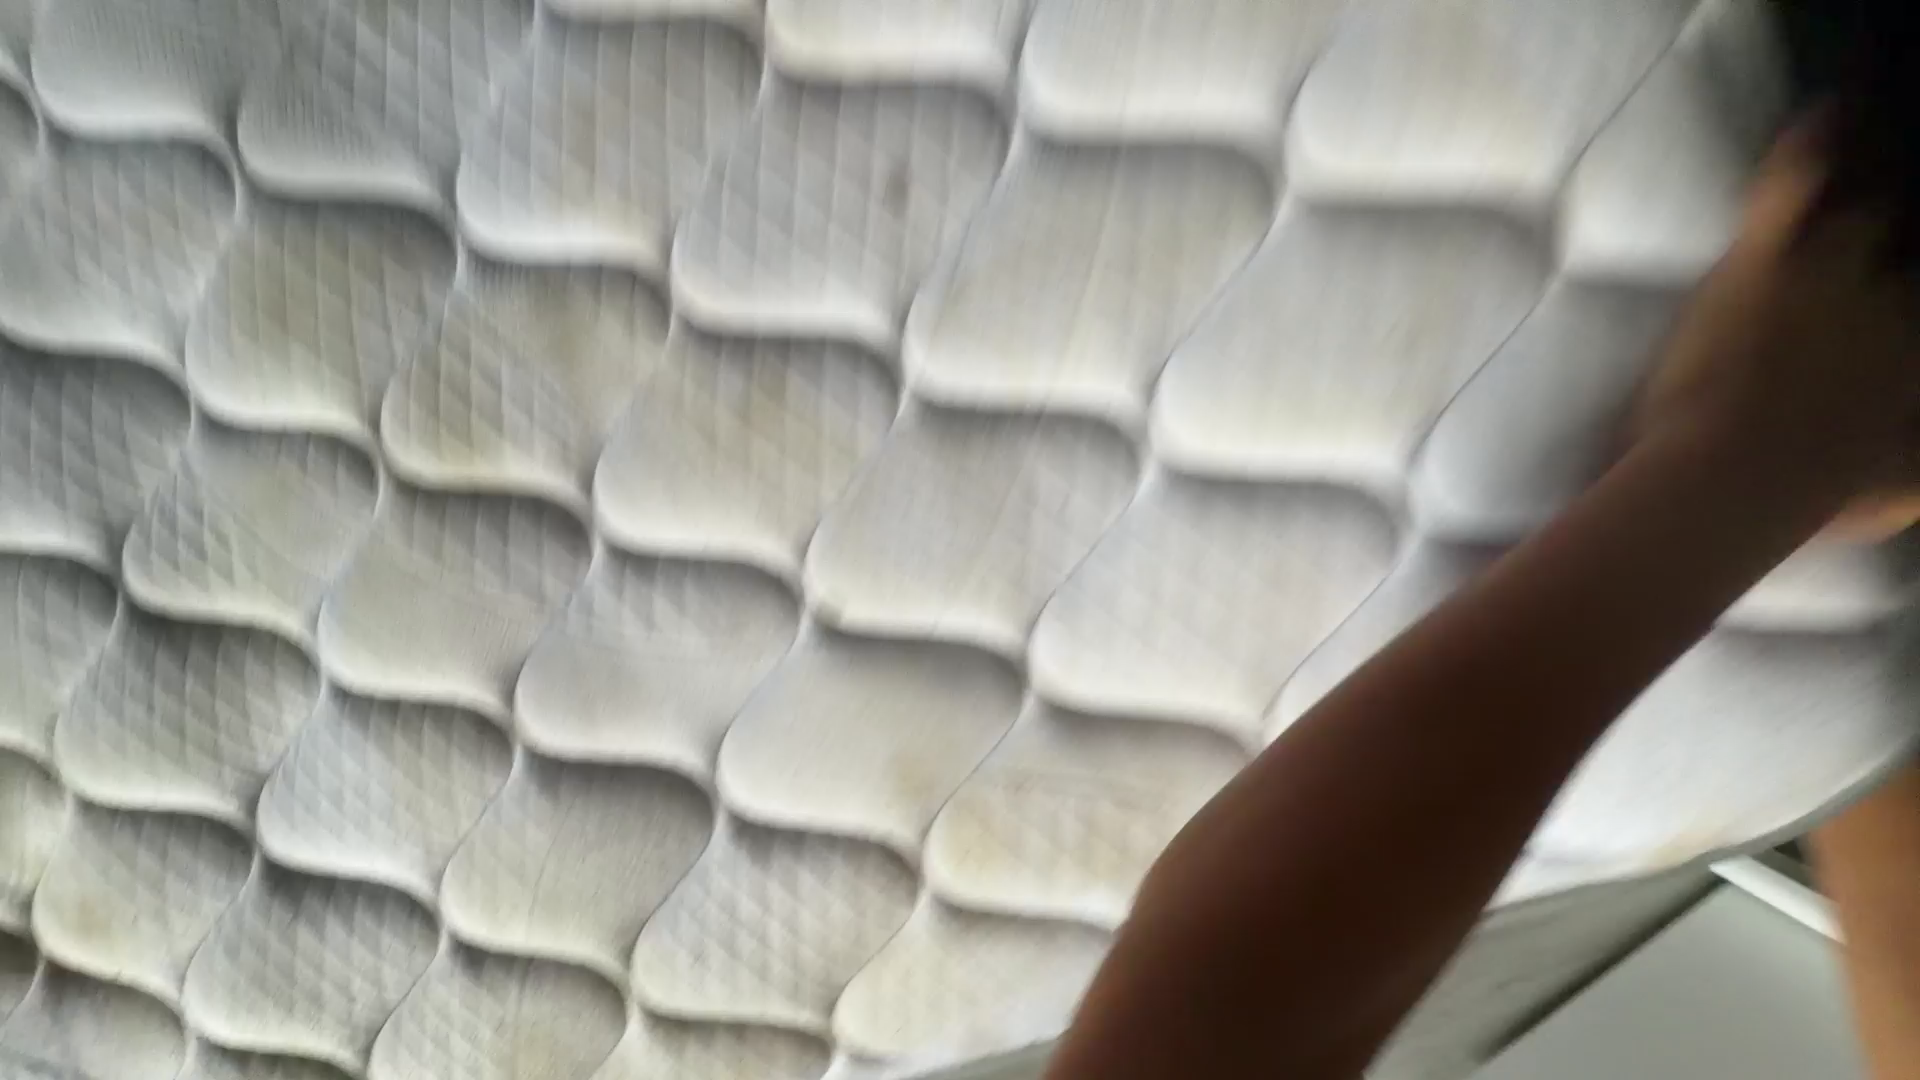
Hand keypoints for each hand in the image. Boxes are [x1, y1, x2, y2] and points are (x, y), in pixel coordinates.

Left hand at [1639, 123, 1919, 525]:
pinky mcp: (1763, 268)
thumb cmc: (1807, 495)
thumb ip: (1919, 479)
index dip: (1907, 313)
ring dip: (1854, 220)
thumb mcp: (1896, 494)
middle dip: (1889, 260)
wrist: (1736, 476)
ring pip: (1858, 223)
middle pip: (1904, 261)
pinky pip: (1787, 193)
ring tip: (1862, 197)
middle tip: (1870, 262)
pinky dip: (1801, 157)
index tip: (1894, 314)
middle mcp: (1900, 305)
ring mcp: (1831, 278)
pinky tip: (1818, 121)